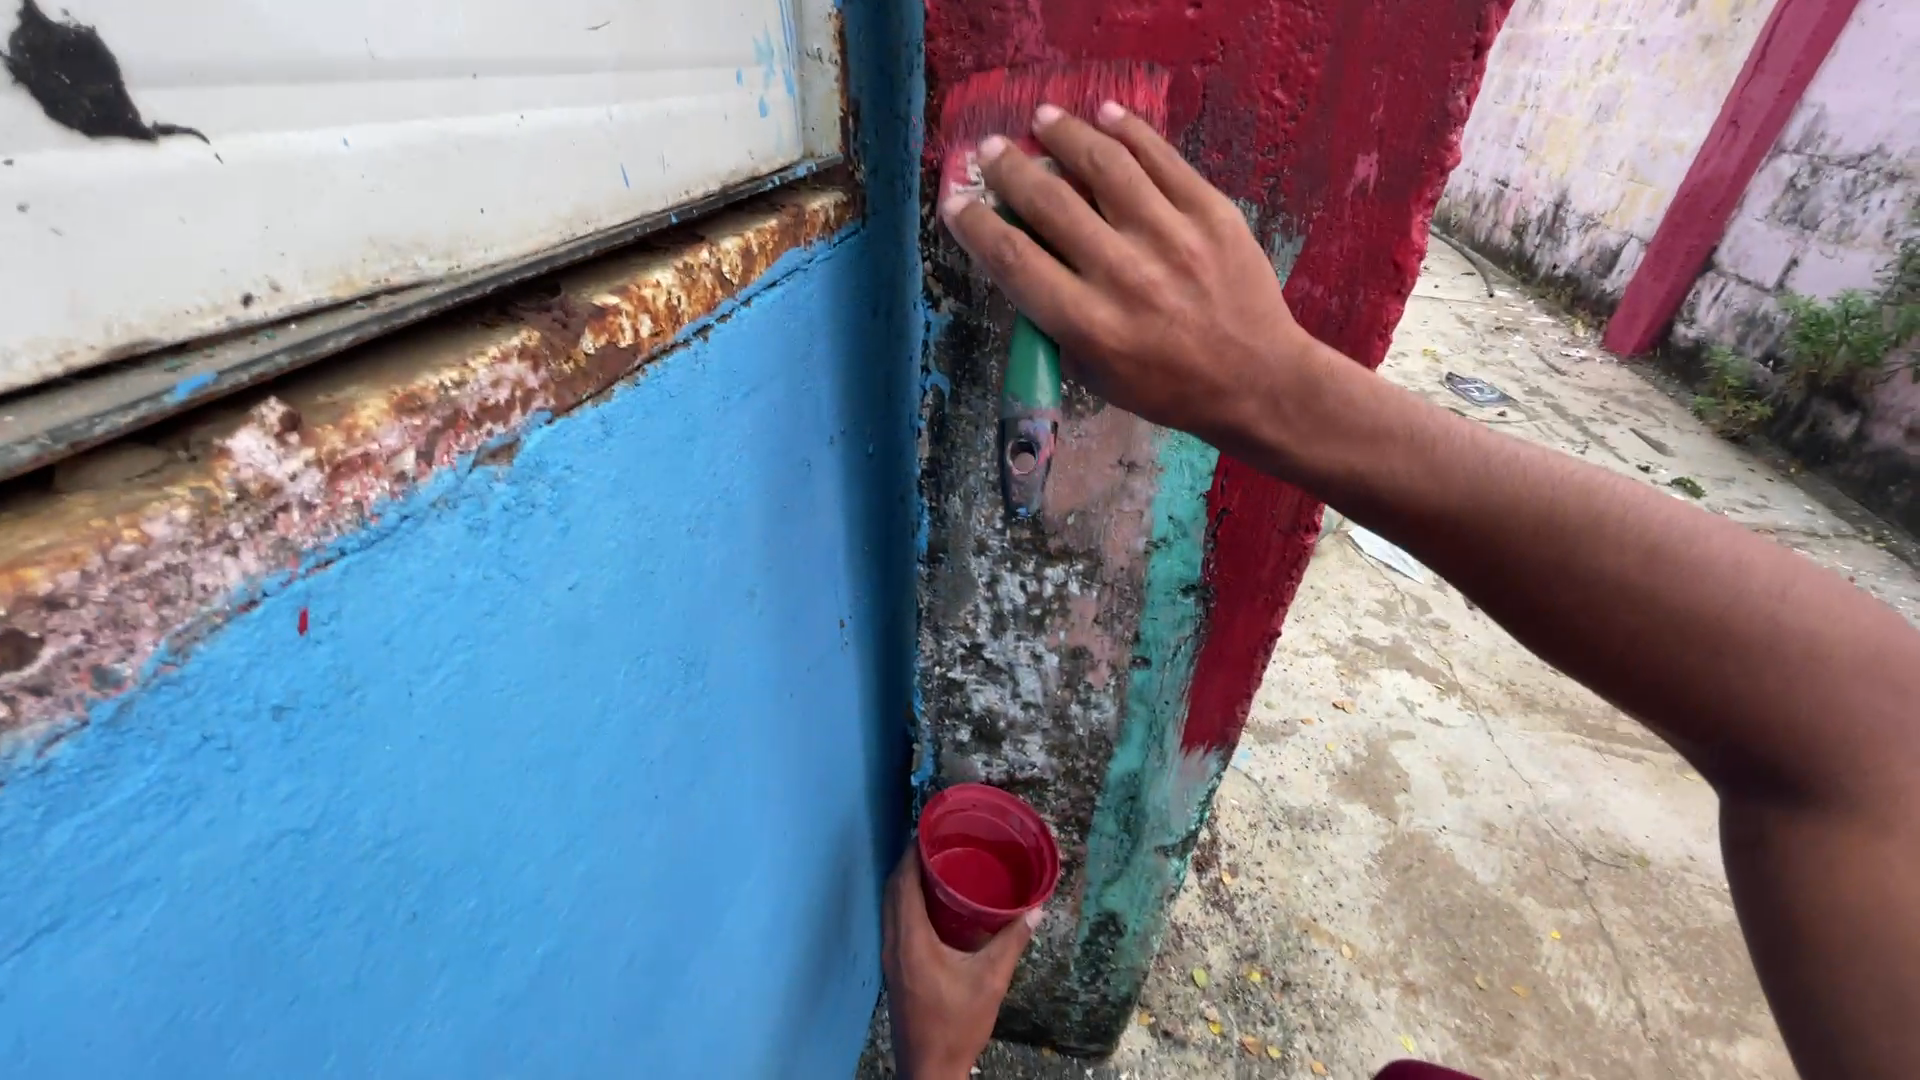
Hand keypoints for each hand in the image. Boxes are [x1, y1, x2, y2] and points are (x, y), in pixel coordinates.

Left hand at [881, 846, 1040, 1079]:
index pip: (903, 883)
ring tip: (933, 863)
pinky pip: (892, 920)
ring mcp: (889, 957)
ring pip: (889, 905)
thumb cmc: (959, 1024)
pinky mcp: (893, 968)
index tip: (929, 830)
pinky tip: (928, 900)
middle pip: (892, 889)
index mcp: (911, 940)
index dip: (912, 853)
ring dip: (904, 880)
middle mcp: (893, 943)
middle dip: (909, 861)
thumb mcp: (991, 981)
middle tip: (936, 841)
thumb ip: (1012, 942)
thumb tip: (1036, 908)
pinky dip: (904, 900)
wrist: (931, 1072)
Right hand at [939, 101, 1325, 449]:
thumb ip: (1056, 322)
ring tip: (1042, 120)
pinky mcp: (1211, 211)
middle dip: (1009, 170)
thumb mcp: (1094, 374)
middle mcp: (1122, 274)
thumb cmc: (1165, 389)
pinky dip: (1128, 132)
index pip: (1013, 259)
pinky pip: (1161, 158)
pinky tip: (1103, 118)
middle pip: (1049, 202)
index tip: (956, 202)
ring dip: (1063, 135)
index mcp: (1087, 323)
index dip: (975, 224)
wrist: (1255, 380)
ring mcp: (1170, 236)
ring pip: (1103, 165)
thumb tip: (1026, 262)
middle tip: (990, 150)